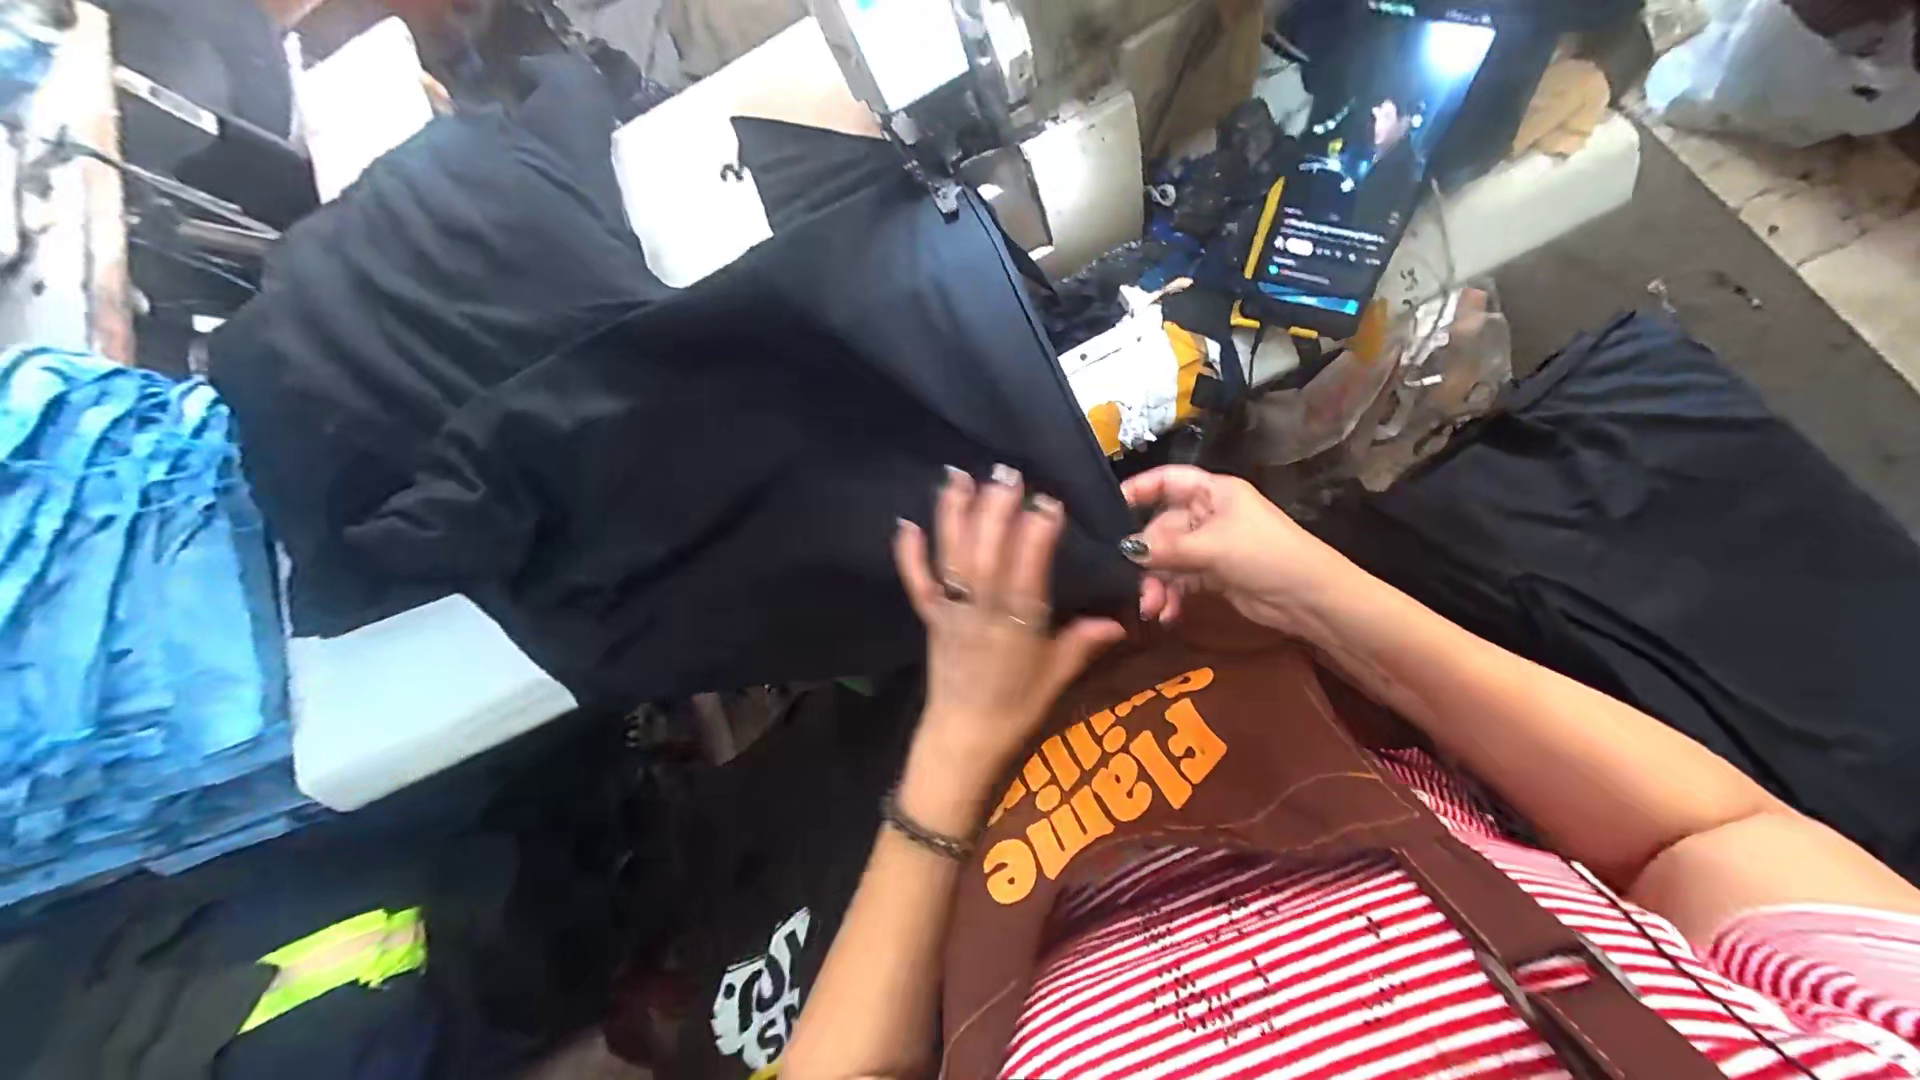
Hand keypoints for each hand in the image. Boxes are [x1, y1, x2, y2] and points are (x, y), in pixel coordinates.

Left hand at [892, 465, 1126, 833]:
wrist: (963, 739)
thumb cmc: (1016, 708)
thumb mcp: (1057, 676)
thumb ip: (1084, 642)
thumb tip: (1120, 619)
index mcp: (1018, 627)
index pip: (1029, 573)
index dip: (1037, 536)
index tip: (1047, 501)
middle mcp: (982, 613)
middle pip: (986, 556)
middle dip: (994, 512)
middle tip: (1004, 472)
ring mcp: (951, 613)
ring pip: (952, 561)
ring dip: (953, 517)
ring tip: (958, 477)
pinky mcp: (929, 618)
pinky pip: (917, 584)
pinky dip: (909, 555)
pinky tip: (905, 523)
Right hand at [1122, 465, 1366, 638]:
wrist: (1311, 600)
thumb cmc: (1266, 556)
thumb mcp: (1213, 547)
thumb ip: (1166, 548)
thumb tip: (1126, 551)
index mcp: (1213, 492)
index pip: (1167, 480)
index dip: (1139, 490)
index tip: (1110, 508)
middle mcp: (1208, 514)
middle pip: (1161, 529)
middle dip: (1147, 559)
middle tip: (1135, 585)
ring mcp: (1209, 545)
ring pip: (1167, 559)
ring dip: (1156, 584)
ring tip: (1152, 607)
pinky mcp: (1212, 573)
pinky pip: (1179, 580)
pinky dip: (1170, 595)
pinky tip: (1166, 613)